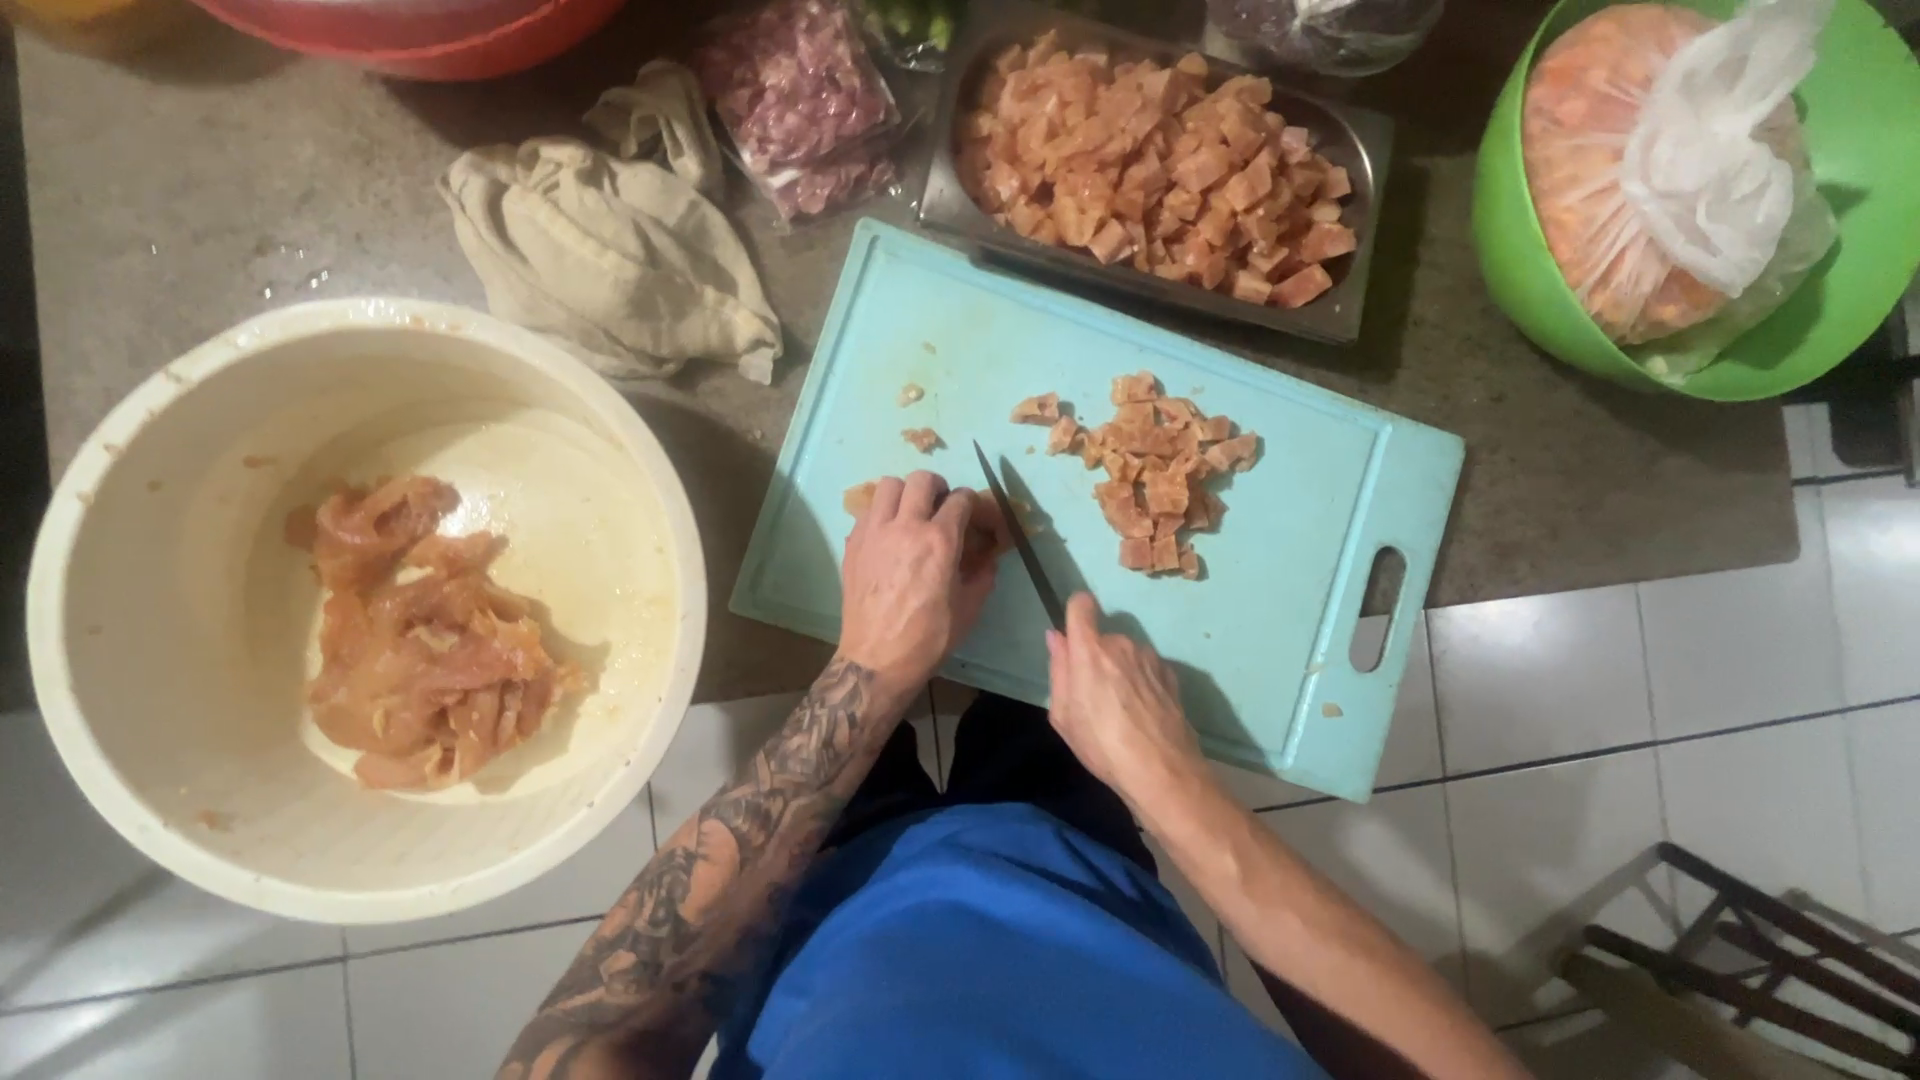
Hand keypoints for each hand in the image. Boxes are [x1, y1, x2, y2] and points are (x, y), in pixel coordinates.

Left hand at [839, 472, 1000, 688]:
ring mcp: (874, 532)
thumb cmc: (929, 638)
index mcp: (940, 541)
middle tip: (941, 506)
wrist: (877, 660)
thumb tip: (987, 557)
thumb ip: (983, 575)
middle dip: (938, 487)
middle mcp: (906, 526)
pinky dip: (882, 513)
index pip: (961, 499)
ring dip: (904, 493)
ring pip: (888, 485)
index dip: (972, 503)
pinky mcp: (853, 543)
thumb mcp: (969, 608)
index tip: (973, 516)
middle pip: (922, 479)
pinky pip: (868, 510)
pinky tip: (888, 536)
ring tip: (910, 513)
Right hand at [1046, 592, 1203, 808]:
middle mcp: (1122, 644)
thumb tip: (1056, 637)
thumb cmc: (1101, 745)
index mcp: (1089, 650)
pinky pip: (1147, 668)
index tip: (1075, 633)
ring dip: (1122, 670)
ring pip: (1127, 654)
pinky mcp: (1171, 674)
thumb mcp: (1063, 715)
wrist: (1161, 770)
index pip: (1081, 605)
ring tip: (1123, 709)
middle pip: (1103, 638)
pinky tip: (1144, 713)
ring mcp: (1150, 658)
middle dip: (1097, 658)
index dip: (1076, 612)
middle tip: (1095, 696)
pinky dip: (1143, 682)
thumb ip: (1059, 669)